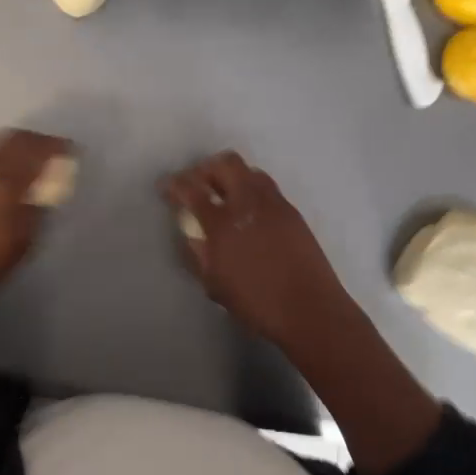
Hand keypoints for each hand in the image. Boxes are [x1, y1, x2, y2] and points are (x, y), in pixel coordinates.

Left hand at [0, 129, 71, 350]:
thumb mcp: (24, 238)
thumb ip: (37, 206)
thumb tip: (44, 190)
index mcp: (4, 179)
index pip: (35, 147)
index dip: (56, 145)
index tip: (69, 149)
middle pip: (13, 138)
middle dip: (35, 142)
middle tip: (50, 152)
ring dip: (14, 150)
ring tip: (26, 166)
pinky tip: (0, 179)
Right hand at [164, 151, 351, 350]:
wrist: (311, 310)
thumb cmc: (256, 303)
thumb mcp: (214, 283)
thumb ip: (197, 253)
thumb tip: (190, 233)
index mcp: (223, 223)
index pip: (191, 188)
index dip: (173, 184)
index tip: (165, 187)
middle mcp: (249, 203)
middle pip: (224, 164)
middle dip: (204, 169)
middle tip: (195, 186)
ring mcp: (274, 204)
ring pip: (249, 170)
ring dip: (230, 176)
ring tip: (223, 195)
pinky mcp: (292, 212)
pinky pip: (267, 187)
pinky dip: (250, 190)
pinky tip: (248, 212)